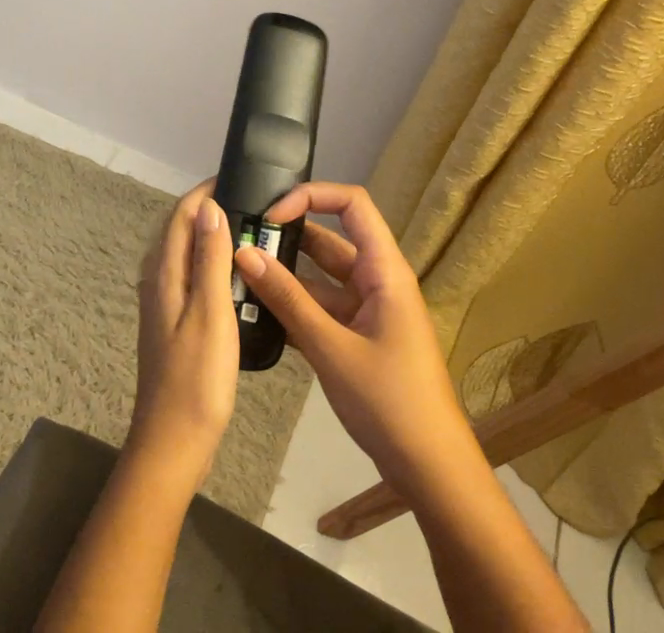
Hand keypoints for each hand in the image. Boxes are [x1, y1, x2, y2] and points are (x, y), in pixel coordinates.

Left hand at [128, 182, 239, 485]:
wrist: (174, 439)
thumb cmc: (196, 377)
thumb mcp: (210, 313)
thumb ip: (208, 260)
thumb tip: (209, 207)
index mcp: (163, 275)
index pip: (181, 217)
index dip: (206, 193)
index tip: (240, 178)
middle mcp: (157, 283)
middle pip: (180, 232)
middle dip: (210, 210)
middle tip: (253, 203)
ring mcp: (163, 305)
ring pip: (186, 257)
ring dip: (211, 238)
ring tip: (252, 232)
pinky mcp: (173, 325)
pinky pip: (192, 280)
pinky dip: (212, 267)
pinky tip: (236, 279)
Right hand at [233, 182, 467, 485]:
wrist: (429, 466)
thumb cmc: (389, 400)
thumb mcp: (331, 348)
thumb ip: (287, 300)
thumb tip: (243, 253)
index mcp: (384, 271)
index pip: (352, 204)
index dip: (310, 197)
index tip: (270, 215)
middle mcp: (376, 281)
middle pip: (328, 239)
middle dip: (284, 236)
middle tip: (236, 242)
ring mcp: (366, 310)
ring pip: (318, 278)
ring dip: (282, 276)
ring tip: (234, 276)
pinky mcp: (356, 337)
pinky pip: (318, 309)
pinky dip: (290, 308)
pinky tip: (253, 314)